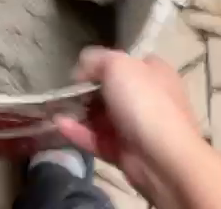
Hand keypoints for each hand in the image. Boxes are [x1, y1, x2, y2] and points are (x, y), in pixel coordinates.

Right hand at [52, 48, 208, 206]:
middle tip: (66, 89)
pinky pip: (97, 139)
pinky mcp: (126, 153)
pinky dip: (78, 132)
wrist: (165, 161)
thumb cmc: (144, 103)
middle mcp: (148, 98)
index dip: (104, 62)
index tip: (83, 67)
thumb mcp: (116, 64)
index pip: (127, 62)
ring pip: (101, 116)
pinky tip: (59, 124)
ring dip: (78, 111)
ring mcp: (137, 128)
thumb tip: (80, 71)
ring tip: (55, 107)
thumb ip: (94, 59)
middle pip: (110, 90)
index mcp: (154, 73)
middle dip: (86, 90)